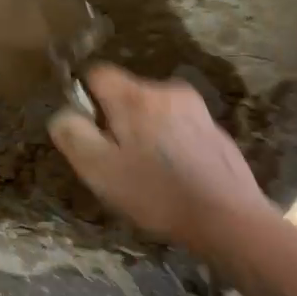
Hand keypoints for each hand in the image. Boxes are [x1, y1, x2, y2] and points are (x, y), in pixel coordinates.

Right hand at [47, 64, 273, 251]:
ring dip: (142, 130)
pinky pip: (177, 127)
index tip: (89, 129)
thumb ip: (71, 131)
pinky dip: (168, 143)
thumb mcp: (96, 167)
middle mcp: (168, 91)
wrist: (232, 223)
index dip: (84, 97)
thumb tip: (64, 113)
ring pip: (152, 110)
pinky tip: (172, 176)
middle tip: (115, 156)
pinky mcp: (217, 132)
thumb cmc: (156, 193)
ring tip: (145, 169)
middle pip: (125, 93)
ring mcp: (198, 111)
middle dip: (115, 117)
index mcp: (136, 96)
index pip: (95, 73)